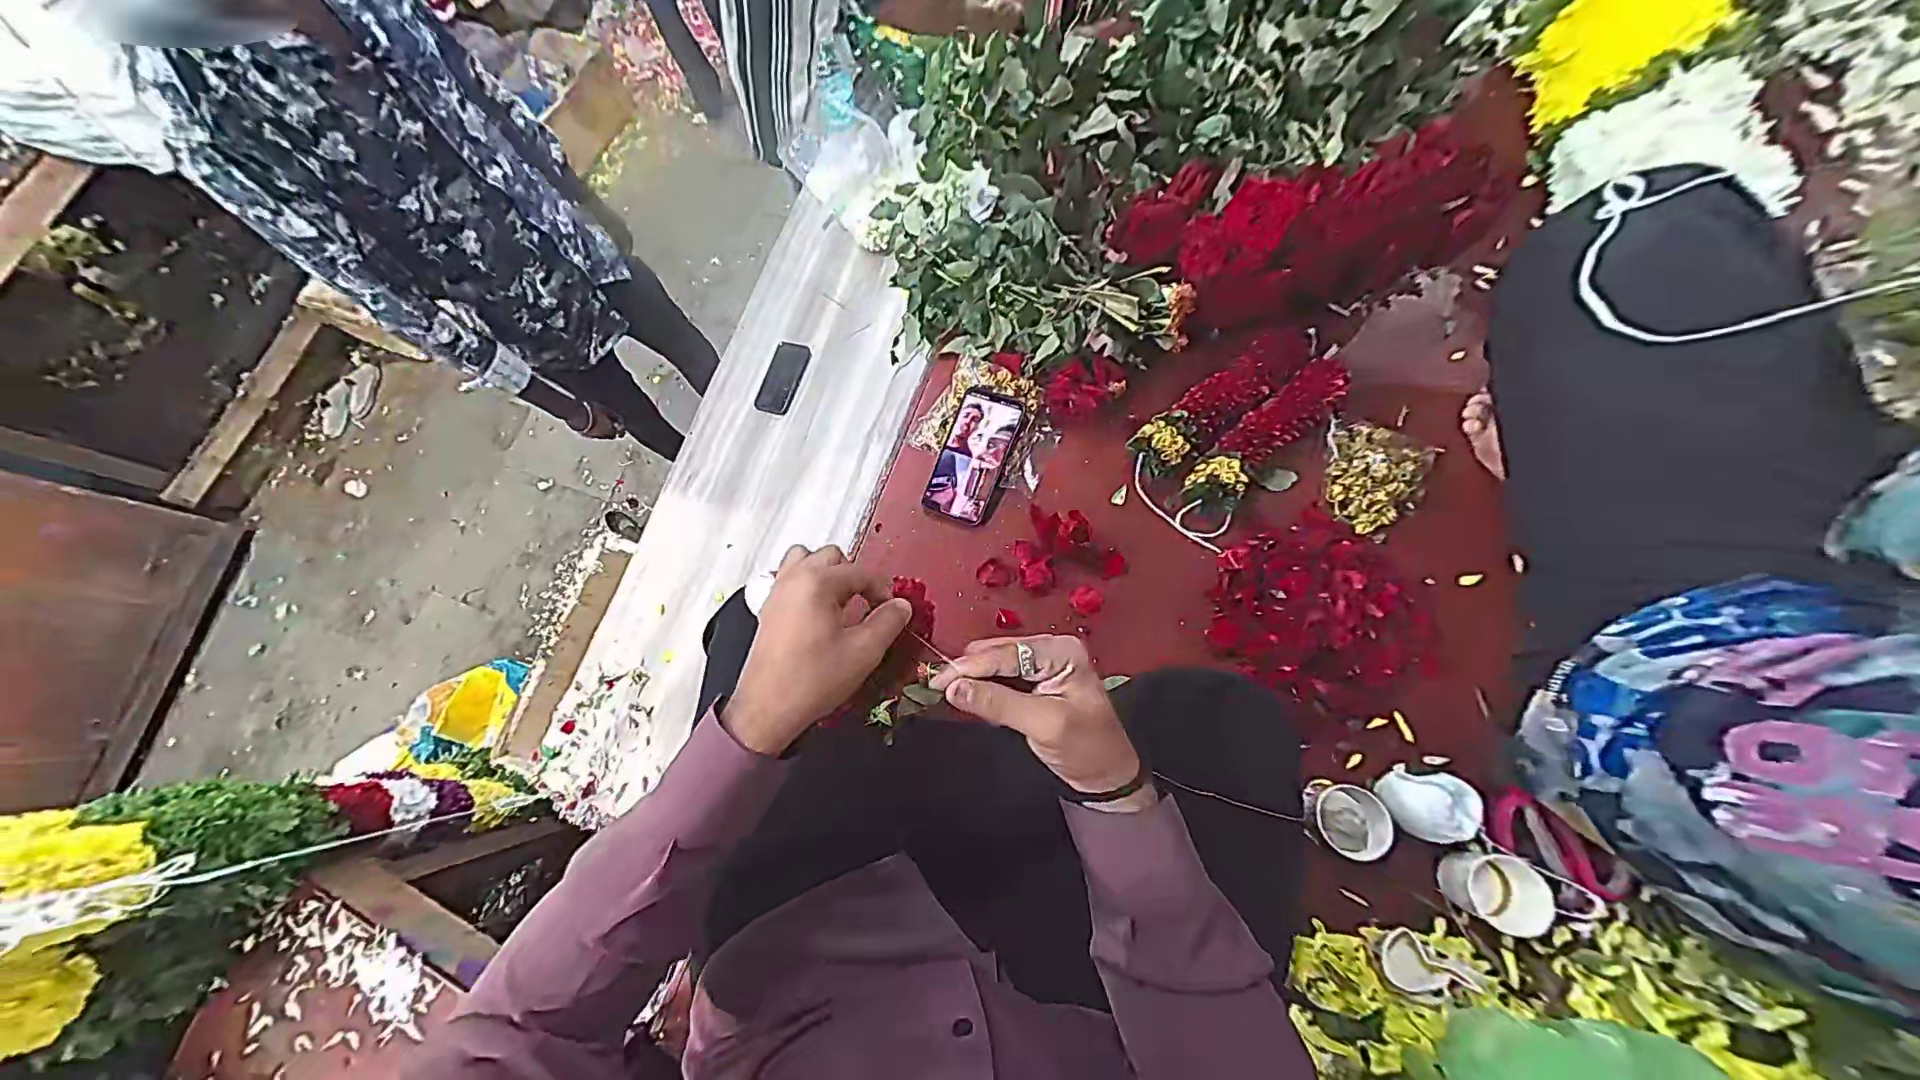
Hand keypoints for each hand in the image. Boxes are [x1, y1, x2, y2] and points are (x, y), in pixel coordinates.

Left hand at [723, 546, 912, 755]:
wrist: (767, 710)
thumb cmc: (812, 680)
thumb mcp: (864, 651)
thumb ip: (889, 621)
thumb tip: (900, 606)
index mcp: (817, 583)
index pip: (861, 571)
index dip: (883, 589)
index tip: (891, 610)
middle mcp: (793, 579)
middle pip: (832, 557)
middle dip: (855, 576)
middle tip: (868, 604)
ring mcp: (776, 592)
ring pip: (806, 561)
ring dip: (828, 574)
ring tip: (842, 603)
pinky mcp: (768, 609)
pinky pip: (790, 579)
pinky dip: (808, 586)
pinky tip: (820, 614)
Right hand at [929, 635, 1140, 793]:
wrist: (1108, 775)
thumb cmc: (1086, 748)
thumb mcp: (1043, 725)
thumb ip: (998, 703)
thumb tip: (953, 688)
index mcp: (1061, 650)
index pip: (1007, 653)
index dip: (969, 666)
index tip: (937, 680)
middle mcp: (1051, 648)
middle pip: (997, 653)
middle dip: (967, 669)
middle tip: (935, 688)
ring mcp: (1041, 663)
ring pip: (994, 663)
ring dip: (971, 677)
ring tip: (943, 692)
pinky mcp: (1032, 681)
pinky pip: (999, 676)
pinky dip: (981, 686)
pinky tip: (964, 695)